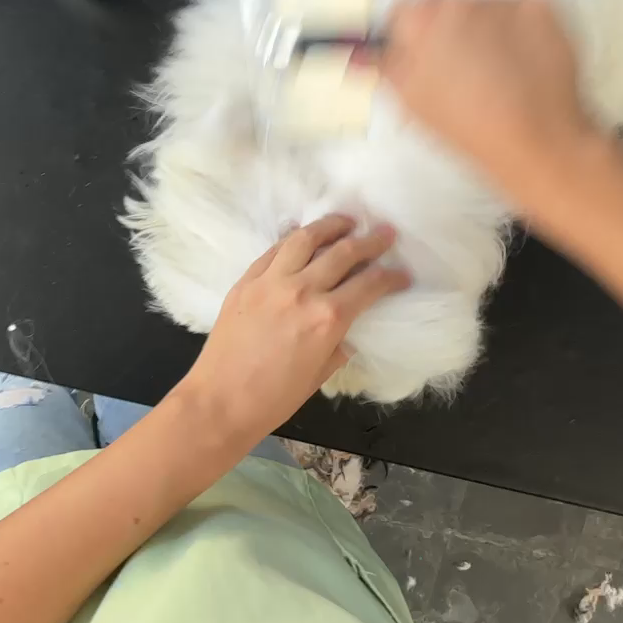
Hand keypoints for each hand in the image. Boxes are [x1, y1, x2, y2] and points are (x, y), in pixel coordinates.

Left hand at [174, 215, 410, 439]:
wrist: (220, 401)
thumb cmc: (274, 398)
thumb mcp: (320, 374)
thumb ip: (338, 343)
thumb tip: (346, 327)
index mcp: (328, 318)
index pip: (370, 284)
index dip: (391, 276)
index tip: (402, 273)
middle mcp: (302, 290)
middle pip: (343, 252)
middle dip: (370, 241)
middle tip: (384, 233)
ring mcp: (270, 281)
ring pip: (305, 238)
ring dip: (330, 225)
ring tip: (346, 221)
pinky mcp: (245, 280)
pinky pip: (274, 250)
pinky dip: (293, 238)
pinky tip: (303, 236)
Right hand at [382, 0, 604, 195]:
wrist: (537, 138)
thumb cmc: (470, 125)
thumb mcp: (410, 101)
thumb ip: (382, 68)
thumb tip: (359, 54)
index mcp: (425, 18)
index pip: (403, 7)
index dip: (406, 32)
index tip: (415, 53)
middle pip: (444, 1)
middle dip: (445, 28)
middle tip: (454, 69)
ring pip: (483, 4)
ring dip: (482, 28)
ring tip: (490, 71)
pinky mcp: (544, 4)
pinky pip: (520, 9)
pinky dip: (517, 30)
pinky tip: (517, 63)